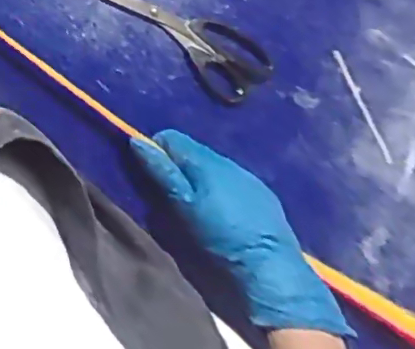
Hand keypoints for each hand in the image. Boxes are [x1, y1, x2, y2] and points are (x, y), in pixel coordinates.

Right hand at [132, 131, 352, 335]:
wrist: (277, 276)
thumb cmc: (221, 239)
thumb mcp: (183, 208)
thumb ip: (162, 172)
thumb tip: (136, 140)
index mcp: (206, 161)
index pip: (170, 137)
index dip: (157, 152)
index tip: (154, 176)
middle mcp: (228, 161)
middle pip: (192, 150)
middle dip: (179, 166)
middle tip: (174, 195)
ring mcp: (249, 178)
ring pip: (212, 165)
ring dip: (201, 177)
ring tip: (200, 204)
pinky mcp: (265, 196)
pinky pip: (232, 180)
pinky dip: (222, 188)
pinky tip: (225, 212)